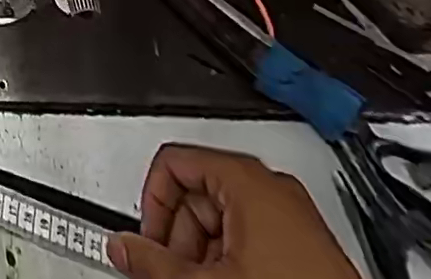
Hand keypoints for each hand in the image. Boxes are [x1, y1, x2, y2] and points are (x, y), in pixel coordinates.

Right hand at [107, 144, 356, 278]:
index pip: (172, 162)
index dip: (152, 201)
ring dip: (204, 251)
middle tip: (175, 270)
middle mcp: (272, 187)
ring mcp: (295, 216)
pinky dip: (233, 258)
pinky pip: (252, 234)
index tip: (149, 238)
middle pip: (197, 191)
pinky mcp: (309, 246)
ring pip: (223, 217)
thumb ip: (154, 260)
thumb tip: (122, 246)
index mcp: (246, 178)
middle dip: (179, 234)